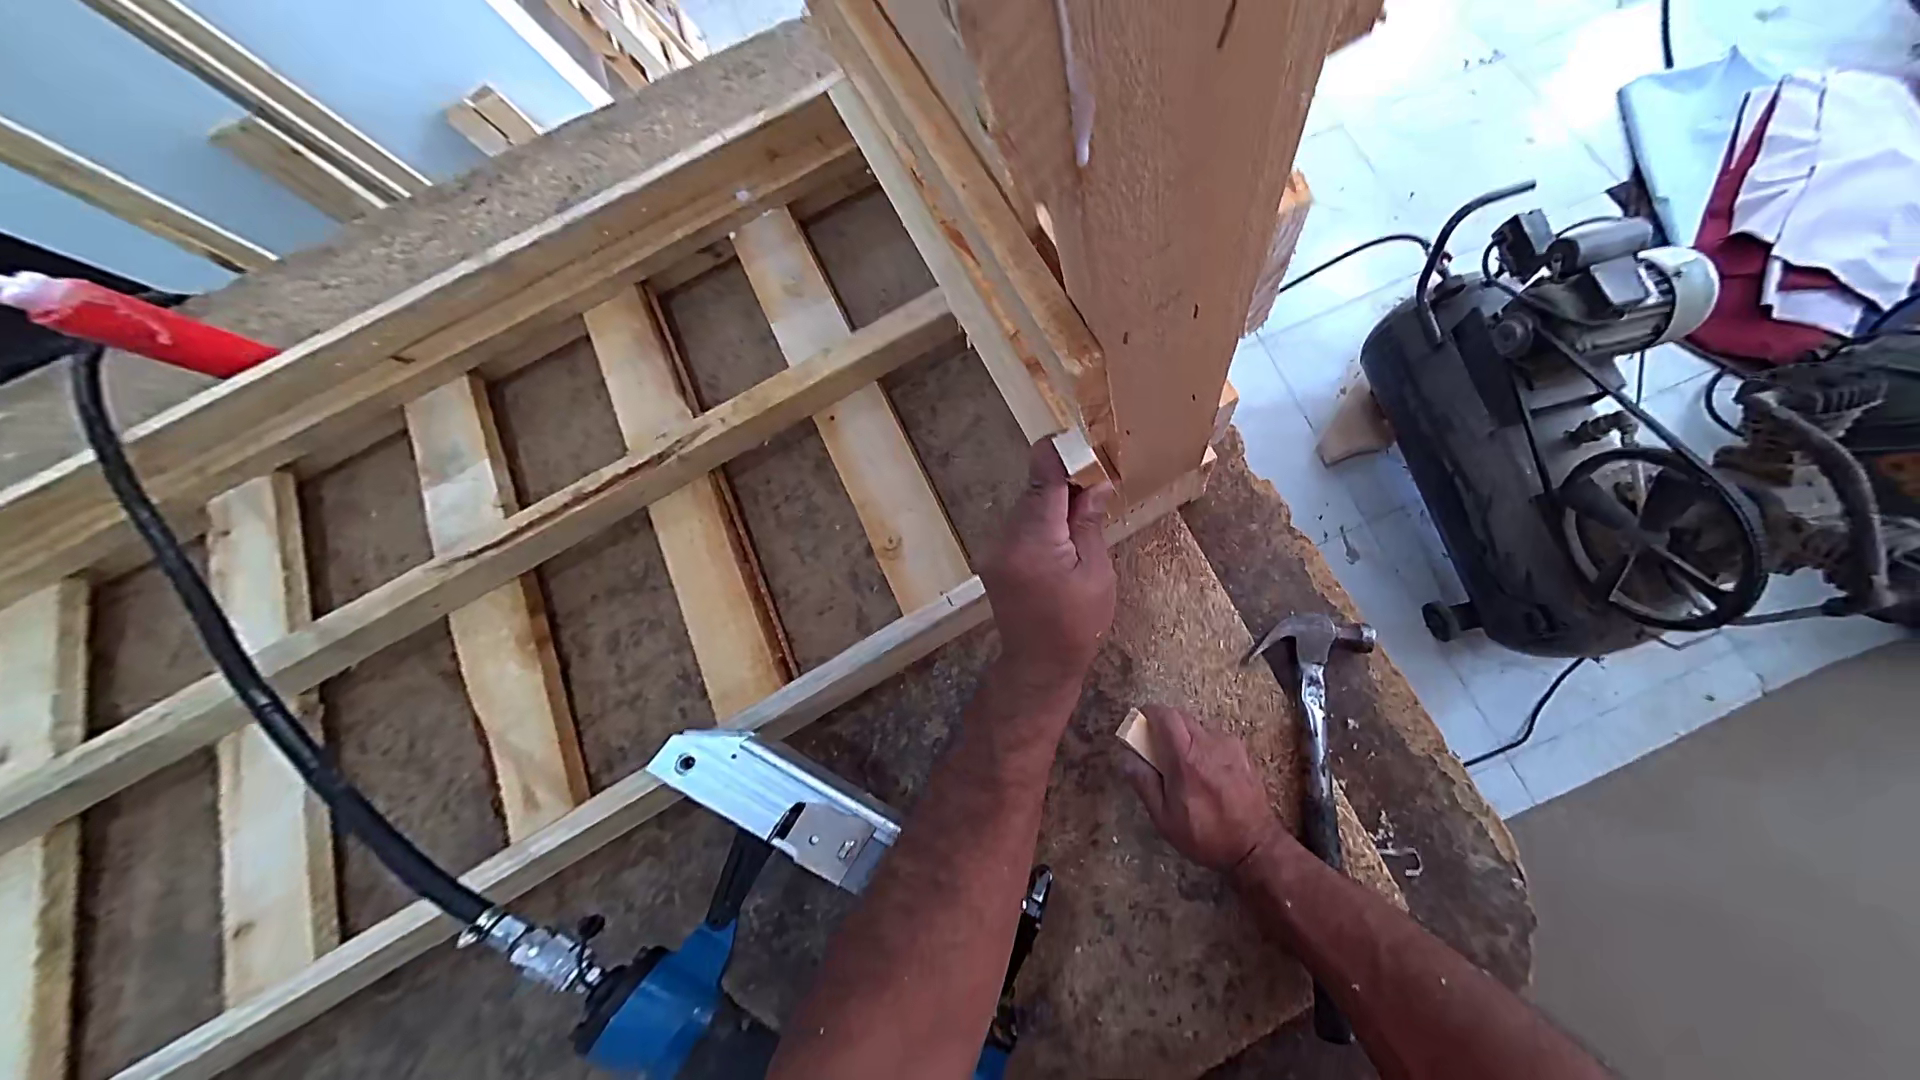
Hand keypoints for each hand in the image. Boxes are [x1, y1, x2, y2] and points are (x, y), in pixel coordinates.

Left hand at [980, 440, 1116, 693]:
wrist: (1037, 665)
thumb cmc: (1076, 625)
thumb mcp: (1096, 573)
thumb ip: (1088, 523)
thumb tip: (1094, 483)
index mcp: (1034, 540)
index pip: (1043, 478)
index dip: (1062, 455)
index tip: (1086, 446)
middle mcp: (1005, 538)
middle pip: (1034, 489)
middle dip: (1065, 482)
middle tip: (1097, 487)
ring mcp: (995, 548)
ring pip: (1026, 506)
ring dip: (1053, 503)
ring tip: (1084, 517)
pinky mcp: (994, 557)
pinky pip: (1020, 525)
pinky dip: (1042, 521)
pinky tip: (1063, 537)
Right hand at [1120, 705, 1291, 872]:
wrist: (1255, 847)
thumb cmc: (1205, 835)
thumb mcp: (1164, 817)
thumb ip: (1143, 782)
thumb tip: (1126, 758)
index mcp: (1185, 757)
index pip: (1164, 715)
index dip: (1148, 713)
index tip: (1139, 724)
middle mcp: (1208, 744)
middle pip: (1180, 716)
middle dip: (1164, 725)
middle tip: (1157, 748)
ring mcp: (1228, 746)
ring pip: (1198, 727)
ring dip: (1185, 737)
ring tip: (1183, 765)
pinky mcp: (1242, 753)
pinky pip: (1215, 739)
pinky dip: (1204, 746)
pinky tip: (1206, 771)